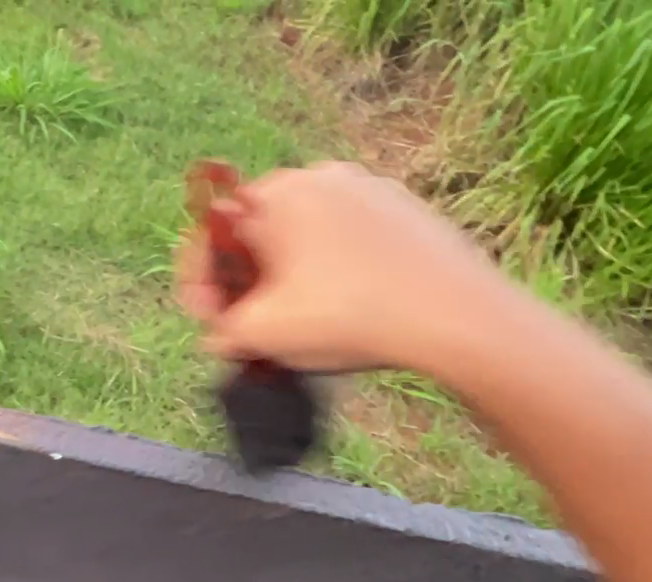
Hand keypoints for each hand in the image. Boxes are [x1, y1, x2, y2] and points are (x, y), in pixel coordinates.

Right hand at [176, 162, 529, 378]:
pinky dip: (327, 270)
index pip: (210, 236)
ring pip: (299, 236)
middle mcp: (316, 176)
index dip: (199, 284)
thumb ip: (220, 331)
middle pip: (255, 234)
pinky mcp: (401, 207)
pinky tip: (338, 309)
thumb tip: (220, 333)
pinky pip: (341, 239)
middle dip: (244, 282)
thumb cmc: (346, 317)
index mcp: (274, 195)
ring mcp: (365, 187)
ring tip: (294, 324)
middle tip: (248, 326)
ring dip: (284, 277)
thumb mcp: (260, 335)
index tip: (208, 322)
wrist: (452, 314)